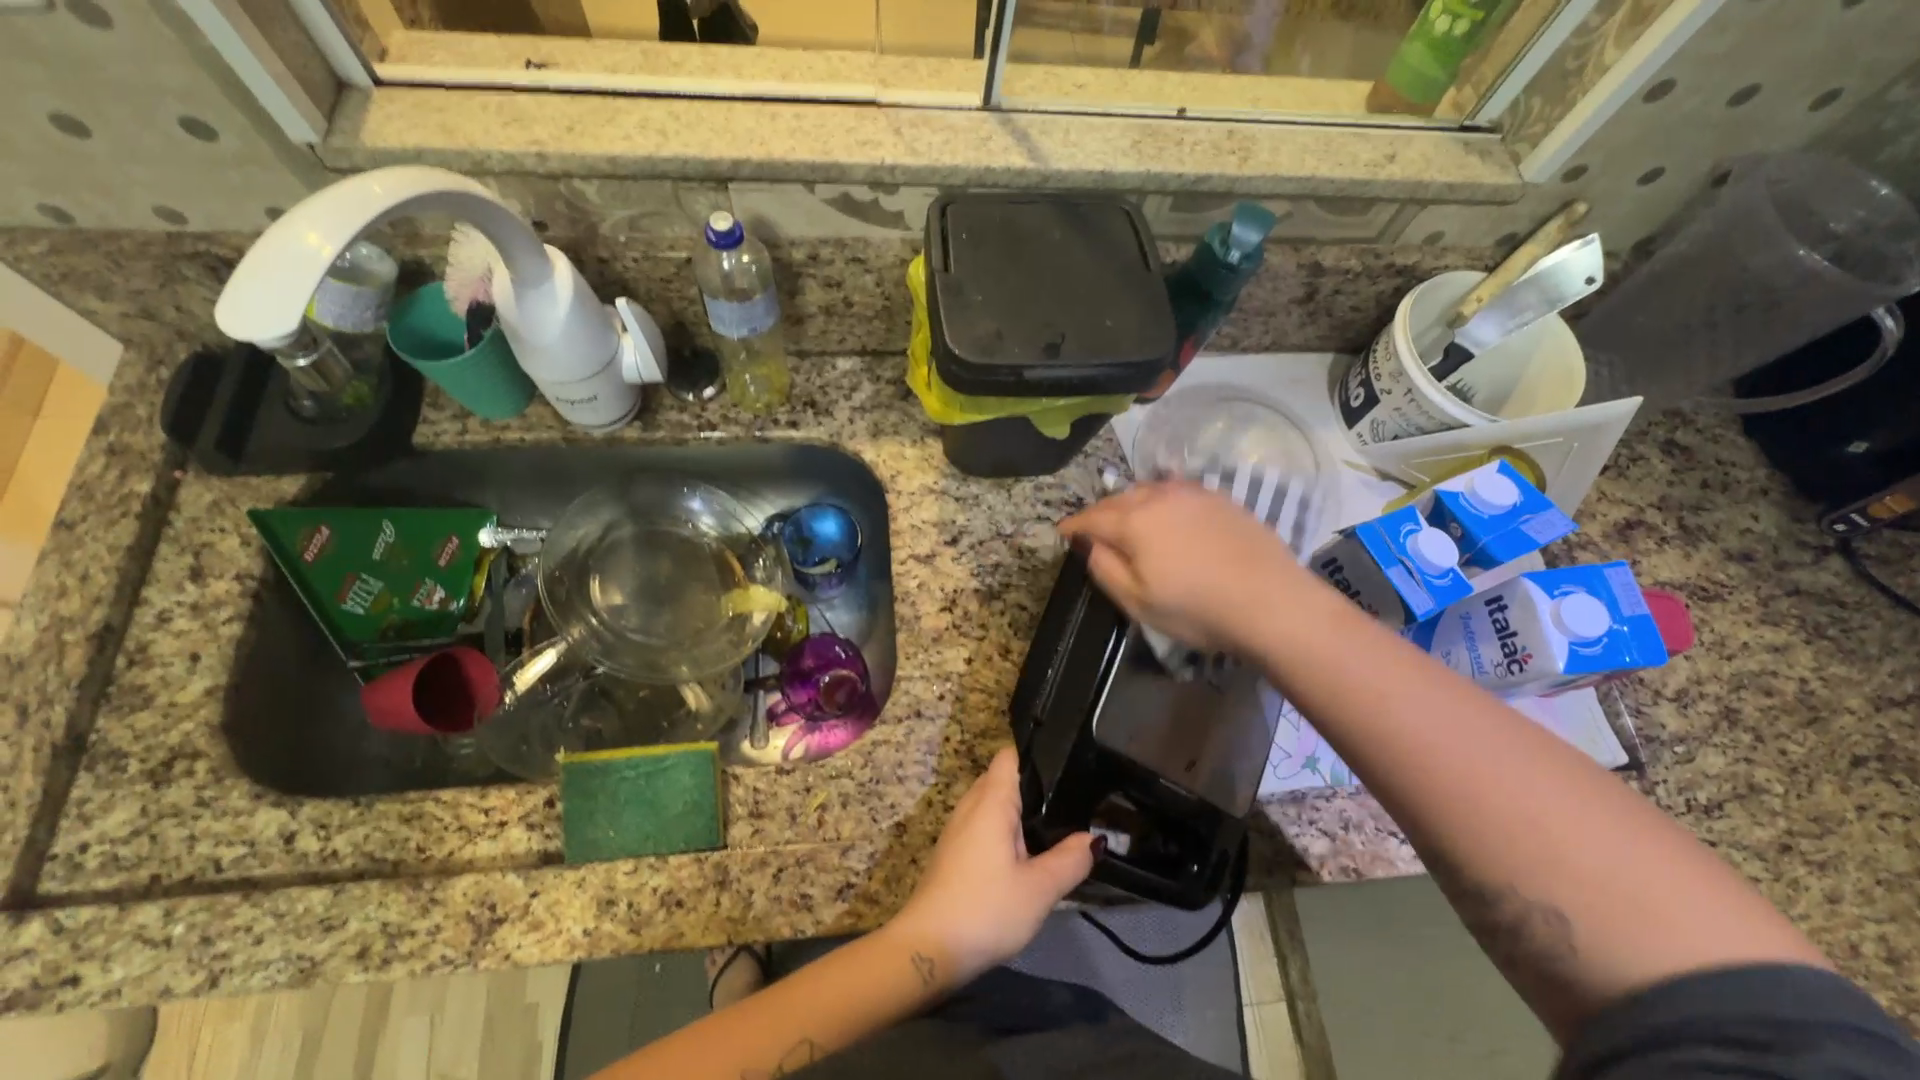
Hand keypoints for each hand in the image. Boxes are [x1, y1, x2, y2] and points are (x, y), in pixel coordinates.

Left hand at [890, 749, 1095, 985]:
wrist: (927, 950)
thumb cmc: (985, 909)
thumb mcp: (1039, 889)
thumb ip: (1070, 859)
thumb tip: (1095, 839)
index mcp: (991, 802)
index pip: (1010, 756)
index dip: (1037, 754)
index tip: (1069, 763)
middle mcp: (970, 807)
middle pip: (1002, 780)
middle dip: (1034, 786)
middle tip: (1075, 800)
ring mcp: (958, 831)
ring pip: (993, 807)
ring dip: (1020, 814)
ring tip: (1058, 827)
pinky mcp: (954, 854)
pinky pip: (984, 828)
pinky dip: (1005, 833)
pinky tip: (1027, 856)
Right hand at [1058, 482, 1317, 653]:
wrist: (1273, 602)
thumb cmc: (1197, 609)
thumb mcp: (1138, 601)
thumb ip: (1105, 568)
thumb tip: (1090, 544)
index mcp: (1134, 521)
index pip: (1091, 517)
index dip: (1073, 525)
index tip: (1061, 532)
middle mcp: (1160, 496)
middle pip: (1119, 498)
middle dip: (1101, 513)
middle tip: (1094, 531)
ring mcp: (1194, 494)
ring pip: (1150, 491)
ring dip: (1132, 504)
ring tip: (1130, 523)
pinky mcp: (1222, 500)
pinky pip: (1178, 493)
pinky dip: (1163, 503)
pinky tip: (1170, 520)